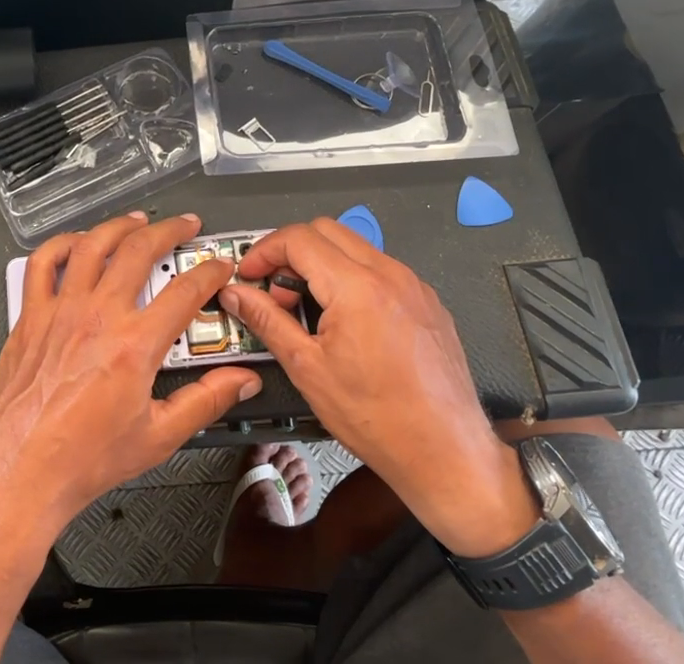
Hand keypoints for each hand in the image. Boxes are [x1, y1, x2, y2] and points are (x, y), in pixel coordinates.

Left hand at [0, 212, 263, 536]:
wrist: (25, 469)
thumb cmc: (83, 457)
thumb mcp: (159, 436)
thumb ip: (206, 401)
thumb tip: (239, 382)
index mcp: (135, 345)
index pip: (186, 292)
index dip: (210, 273)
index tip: (218, 267)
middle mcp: (98, 317)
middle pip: (140, 251)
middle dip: (170, 232)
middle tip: (184, 226)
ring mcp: (61, 311)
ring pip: (93, 246)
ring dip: (119, 226)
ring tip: (137, 221)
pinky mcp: (31, 317)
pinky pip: (44, 265)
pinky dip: (61, 245)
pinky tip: (76, 242)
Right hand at [219, 219, 538, 556]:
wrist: (446, 453)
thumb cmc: (376, 417)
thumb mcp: (307, 368)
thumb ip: (267, 321)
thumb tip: (236, 294)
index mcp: (357, 287)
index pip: (298, 239)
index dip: (263, 251)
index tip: (248, 275)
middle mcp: (390, 274)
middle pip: (326, 230)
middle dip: (291, 252)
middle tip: (275, 291)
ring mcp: (414, 286)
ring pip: (356, 247)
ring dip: (322, 263)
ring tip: (307, 309)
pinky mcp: (428, 303)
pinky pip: (381, 270)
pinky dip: (352, 278)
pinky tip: (344, 321)